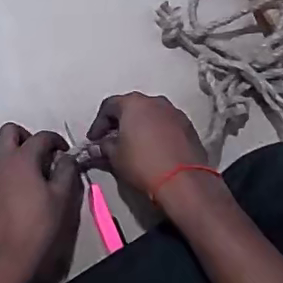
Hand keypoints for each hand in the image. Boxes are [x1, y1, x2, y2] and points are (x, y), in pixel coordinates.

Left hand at [0, 124, 81, 282]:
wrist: (7, 256)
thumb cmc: (39, 225)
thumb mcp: (61, 198)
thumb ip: (66, 171)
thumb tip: (66, 158)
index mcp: (21, 159)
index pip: (40, 136)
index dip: (55, 140)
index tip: (64, 152)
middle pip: (9, 132)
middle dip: (26, 137)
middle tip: (40, 156)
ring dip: (15, 160)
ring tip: (30, 182)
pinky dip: (5, 178)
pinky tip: (14, 199)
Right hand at [86, 93, 209, 199]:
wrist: (182, 181)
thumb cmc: (142, 164)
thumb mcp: (115, 156)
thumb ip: (103, 147)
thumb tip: (97, 147)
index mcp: (133, 103)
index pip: (109, 106)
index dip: (98, 123)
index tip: (93, 140)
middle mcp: (155, 101)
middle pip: (131, 107)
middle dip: (119, 123)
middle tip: (111, 140)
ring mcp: (175, 112)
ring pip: (151, 115)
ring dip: (140, 126)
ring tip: (133, 145)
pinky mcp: (189, 126)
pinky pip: (166, 125)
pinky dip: (157, 132)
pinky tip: (153, 149)